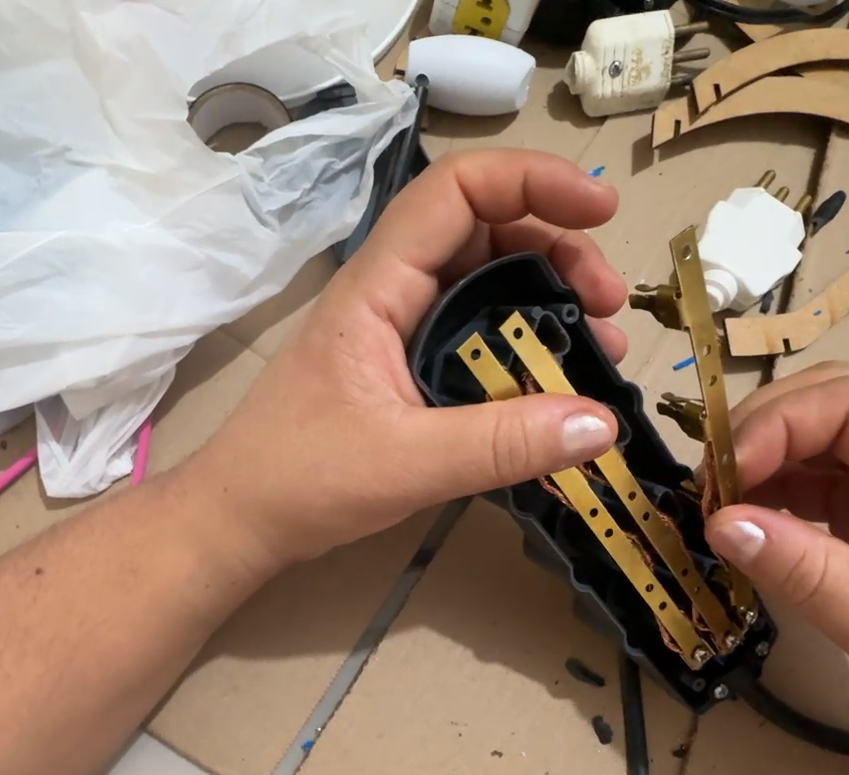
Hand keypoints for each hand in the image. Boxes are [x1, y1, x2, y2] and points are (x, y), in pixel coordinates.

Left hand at [184, 149, 628, 565]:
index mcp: (377, 289)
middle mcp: (389, 296)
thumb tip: (601, 424)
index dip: (532, 181)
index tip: (599, 212)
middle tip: (607, 307)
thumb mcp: (407, 463)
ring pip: (481, 287)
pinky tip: (551, 388)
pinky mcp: (401, 373)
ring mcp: (395, 334)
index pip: (456, 192)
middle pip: (482, 233)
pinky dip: (518, 351)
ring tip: (597, 348)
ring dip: (544, 304)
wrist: (241, 518)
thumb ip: (502, 446)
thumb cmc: (302, 479)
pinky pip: (471, 341)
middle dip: (556, 252)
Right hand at [702, 364, 848, 753]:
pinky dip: (774, 485)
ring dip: (763, 455)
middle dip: (761, 430)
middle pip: (838, 397)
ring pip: (824, 428)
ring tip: (719, 506)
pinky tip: (748, 518)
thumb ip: (809, 577)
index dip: (776, 424)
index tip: (720, 479)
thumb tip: (719, 524)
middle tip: (709, 489)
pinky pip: (822, 469)